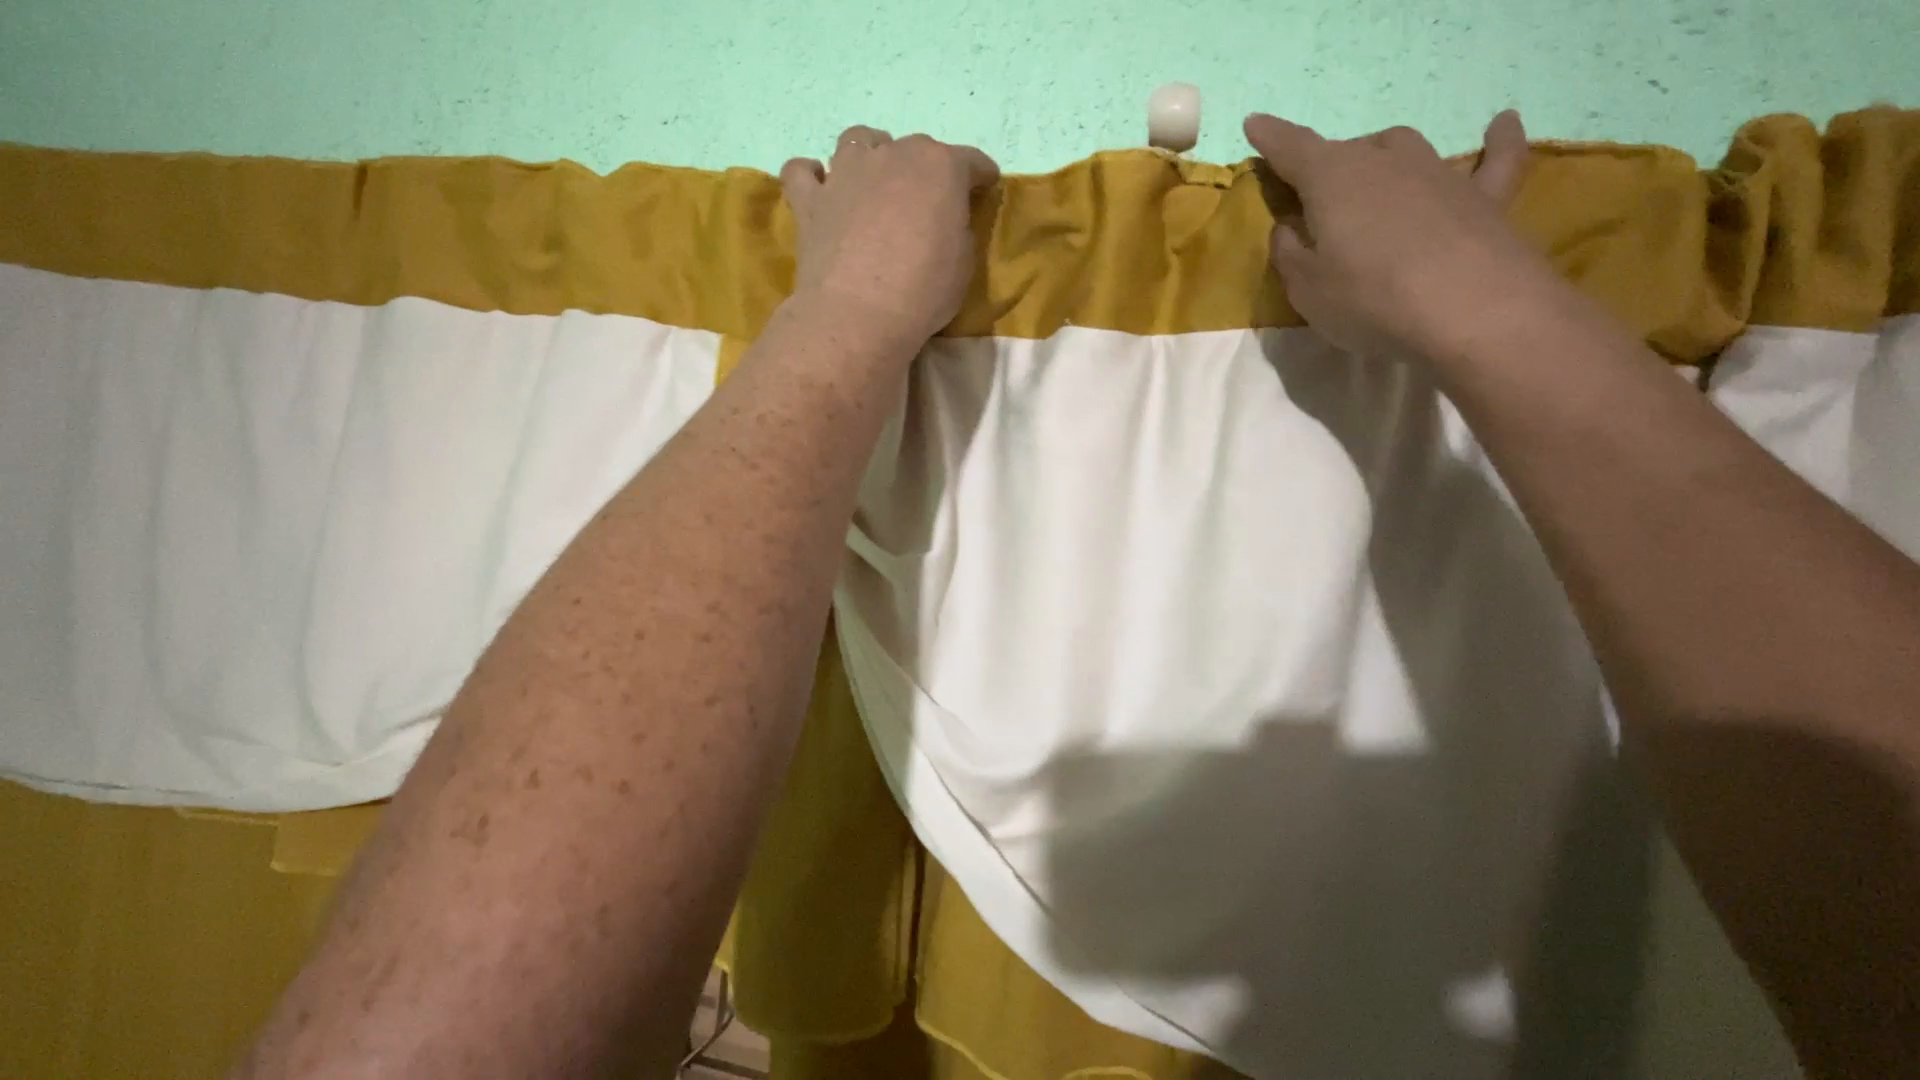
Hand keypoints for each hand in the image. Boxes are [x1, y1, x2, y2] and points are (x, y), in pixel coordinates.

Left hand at [780, 125, 999, 344]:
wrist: (857, 314)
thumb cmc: (923, 291)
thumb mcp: (964, 263)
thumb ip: (958, 229)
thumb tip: (945, 222)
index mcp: (941, 168)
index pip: (971, 161)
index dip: (981, 174)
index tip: (985, 186)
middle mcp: (893, 155)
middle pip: (915, 149)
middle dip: (926, 170)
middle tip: (928, 202)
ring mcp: (846, 172)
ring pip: (858, 141)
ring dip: (871, 156)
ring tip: (874, 184)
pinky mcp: (810, 200)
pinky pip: (802, 172)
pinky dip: (812, 177)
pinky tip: (821, 189)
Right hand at [1243, 110, 1570, 366]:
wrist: (1470, 310)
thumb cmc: (1370, 299)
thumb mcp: (1306, 288)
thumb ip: (1290, 251)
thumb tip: (1291, 224)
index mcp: (1332, 179)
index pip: (1291, 149)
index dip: (1270, 137)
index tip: (1254, 124)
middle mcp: (1384, 161)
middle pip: (1348, 151)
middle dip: (1327, 166)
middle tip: (1316, 200)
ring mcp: (1438, 173)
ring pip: (1404, 148)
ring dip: (1384, 158)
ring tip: (1376, 177)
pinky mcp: (1485, 196)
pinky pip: (1495, 158)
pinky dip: (1498, 141)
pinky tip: (1502, 123)